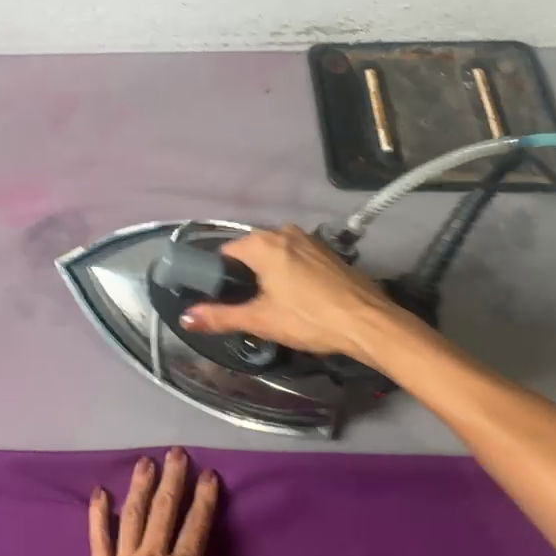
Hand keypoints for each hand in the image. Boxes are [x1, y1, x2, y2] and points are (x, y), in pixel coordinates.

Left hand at [90, 447, 218, 555]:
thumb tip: (208, 553)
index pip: (196, 527)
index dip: (205, 499)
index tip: (209, 473)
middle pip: (164, 510)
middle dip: (172, 479)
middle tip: (176, 451)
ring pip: (133, 515)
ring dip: (140, 486)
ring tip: (145, 460)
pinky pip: (99, 539)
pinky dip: (97, 514)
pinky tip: (99, 491)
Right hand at [178, 226, 414, 361]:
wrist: (370, 323)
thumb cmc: (310, 318)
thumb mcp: (262, 321)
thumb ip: (221, 316)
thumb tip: (186, 317)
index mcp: (262, 243)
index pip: (226, 253)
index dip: (220, 276)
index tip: (225, 298)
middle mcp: (283, 231)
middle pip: (251, 252)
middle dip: (247, 276)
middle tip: (250, 307)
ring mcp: (309, 239)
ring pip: (276, 255)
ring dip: (271, 275)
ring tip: (275, 305)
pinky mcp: (328, 251)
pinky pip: (297, 257)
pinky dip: (292, 273)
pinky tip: (300, 298)